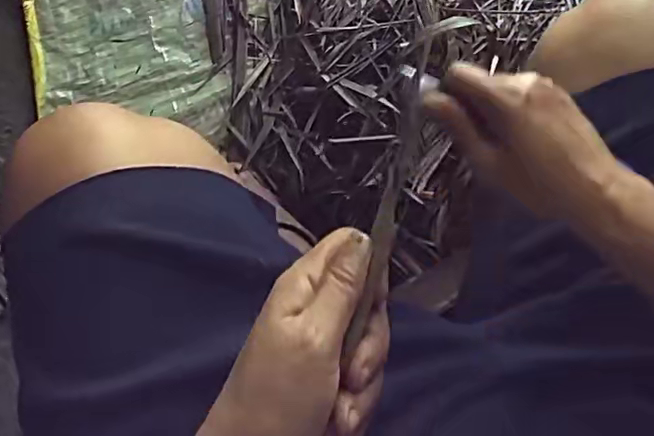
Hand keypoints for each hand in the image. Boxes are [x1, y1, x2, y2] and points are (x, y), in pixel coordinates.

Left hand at [198, 229, 390, 435]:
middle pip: (367, 297)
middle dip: (371, 340)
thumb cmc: (278, 396)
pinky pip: (362, 378)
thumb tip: (364, 236)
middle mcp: (316, 307)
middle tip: (354, 371)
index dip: (371, 265)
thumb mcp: (315, 336)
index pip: (349, 243)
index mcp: (305, 283)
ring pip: (369, 342)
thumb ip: (343, 285)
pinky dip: (356, 403)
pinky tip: (339, 422)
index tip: (374, 302)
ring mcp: (322, 345)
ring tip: (341, 410)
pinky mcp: (328, 379)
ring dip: (365, 381)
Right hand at [421, 62, 629, 223]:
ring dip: (496, 107)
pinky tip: (529, 138)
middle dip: (473, 104)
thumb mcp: (490, 164)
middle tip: (483, 143)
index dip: (449, 94)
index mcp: (504, 94)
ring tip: (509, 144)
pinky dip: (516, 107)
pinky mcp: (559, 91)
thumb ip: (458, 126)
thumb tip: (428, 99)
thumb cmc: (539, 185)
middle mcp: (524, 78)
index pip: (458, 72)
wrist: (597, 190)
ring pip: (502, 85)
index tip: (454, 122)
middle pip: (482, 79)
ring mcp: (545, 83)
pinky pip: (524, 91)